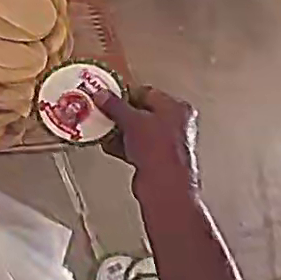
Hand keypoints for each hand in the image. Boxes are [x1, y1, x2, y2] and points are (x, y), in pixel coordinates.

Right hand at [89, 82, 202, 205]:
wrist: (164, 186)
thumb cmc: (161, 151)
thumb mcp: (132, 121)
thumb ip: (115, 106)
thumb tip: (104, 96)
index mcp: (176, 108)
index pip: (146, 93)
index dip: (125, 94)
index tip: (108, 96)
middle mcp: (175, 124)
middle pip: (141, 113)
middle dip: (120, 115)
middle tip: (104, 113)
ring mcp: (166, 144)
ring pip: (137, 132)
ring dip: (119, 132)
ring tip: (104, 131)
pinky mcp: (156, 160)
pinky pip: (136, 147)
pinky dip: (122, 146)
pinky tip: (110, 146)